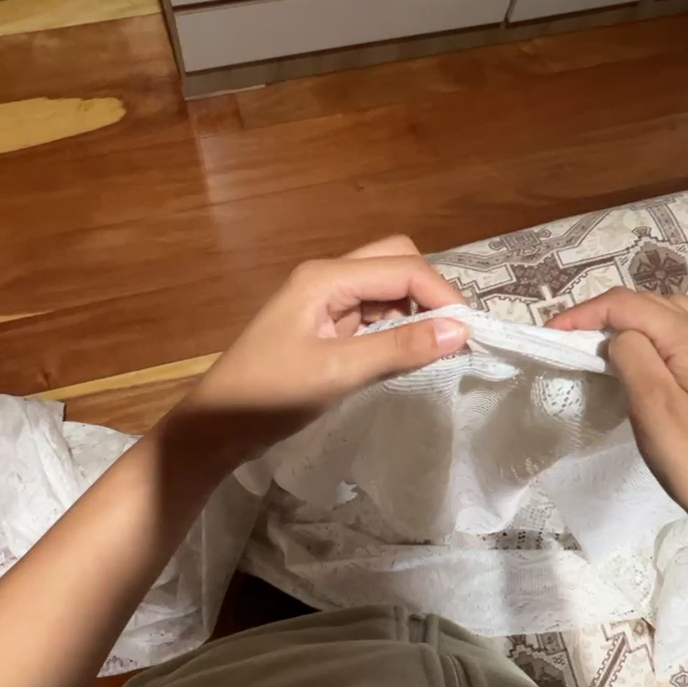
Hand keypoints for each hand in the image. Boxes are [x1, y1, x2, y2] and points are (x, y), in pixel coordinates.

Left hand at [168, 236, 469, 460]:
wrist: (218, 425)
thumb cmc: (271, 396)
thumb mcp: (338, 372)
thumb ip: (399, 349)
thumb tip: (461, 331)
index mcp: (326, 277)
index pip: (402, 267)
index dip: (441, 295)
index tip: (469, 334)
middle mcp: (328, 278)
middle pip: (396, 262)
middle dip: (429, 292)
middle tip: (450, 337)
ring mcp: (325, 302)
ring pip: (386, 289)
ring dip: (414, 312)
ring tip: (431, 351)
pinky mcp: (325, 326)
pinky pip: (373, 315)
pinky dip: (395, 330)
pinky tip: (403, 357)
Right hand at [547, 289, 687, 552]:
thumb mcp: (654, 406)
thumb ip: (631, 357)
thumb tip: (617, 336)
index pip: (627, 304)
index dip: (584, 313)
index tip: (550, 335)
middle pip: (649, 305)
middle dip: (604, 315)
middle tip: (569, 343)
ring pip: (670, 318)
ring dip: (632, 324)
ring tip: (604, 349)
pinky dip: (664, 336)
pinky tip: (661, 353)